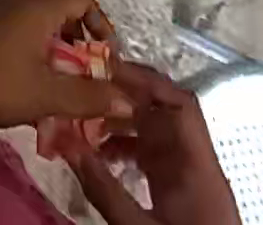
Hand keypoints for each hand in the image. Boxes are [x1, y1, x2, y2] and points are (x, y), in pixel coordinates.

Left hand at [0, 0, 130, 128]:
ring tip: (69, 93)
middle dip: (84, 47)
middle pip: (65, 13)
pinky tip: (41, 91)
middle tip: (92, 83)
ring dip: (63, 57)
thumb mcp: (48, 94)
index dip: (102, 26)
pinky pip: (28, 36)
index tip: (107, 61)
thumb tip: (127, 99)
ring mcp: (3, 14)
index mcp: (37, 7)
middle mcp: (21, 2)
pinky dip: (42, 57)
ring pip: (46, 28)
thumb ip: (90, 96)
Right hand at [67, 61, 239, 224]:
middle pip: (162, 110)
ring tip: (82, 119)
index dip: (145, 81)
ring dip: (118, 119)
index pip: (180, 104)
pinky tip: (97, 152)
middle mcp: (194, 163)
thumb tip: (66, 144)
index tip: (105, 72)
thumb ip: (104, 188)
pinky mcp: (177, 191)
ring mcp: (186, 177)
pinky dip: (122, 143)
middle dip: (122, 95)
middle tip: (82, 88)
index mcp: (197, 167)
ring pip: (152, 129)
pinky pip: (149, 151)